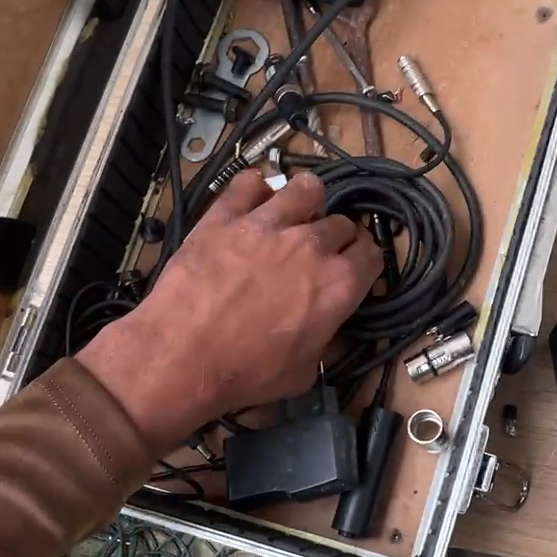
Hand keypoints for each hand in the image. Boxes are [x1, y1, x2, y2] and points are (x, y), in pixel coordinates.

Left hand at [76, 171, 380, 446]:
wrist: (183, 356)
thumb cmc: (247, 373)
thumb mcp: (303, 373)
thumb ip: (327, 343)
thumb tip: (335, 332)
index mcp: (338, 285)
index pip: (372, 255)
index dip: (364, 264)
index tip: (353, 272)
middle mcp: (311, 245)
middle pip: (342, 223)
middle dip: (337, 238)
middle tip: (319, 254)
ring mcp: (268, 224)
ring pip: (306, 188)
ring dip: (307, 202)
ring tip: (294, 216)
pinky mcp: (226, 215)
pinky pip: (250, 183)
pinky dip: (255, 191)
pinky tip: (250, 206)